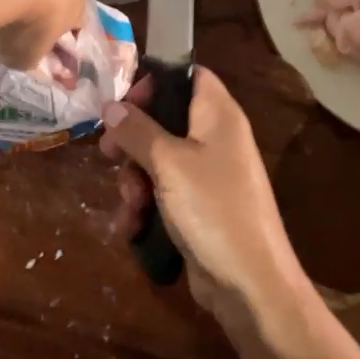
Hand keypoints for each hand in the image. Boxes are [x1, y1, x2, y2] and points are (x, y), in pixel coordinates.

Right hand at [100, 67, 311, 332]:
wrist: (250, 284)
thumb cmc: (213, 209)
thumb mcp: (168, 163)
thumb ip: (137, 130)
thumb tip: (112, 107)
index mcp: (218, 115)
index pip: (188, 74)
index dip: (155, 82)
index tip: (124, 104)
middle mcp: (216, 138)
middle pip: (164, 119)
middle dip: (132, 140)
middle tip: (109, 154)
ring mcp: (209, 175)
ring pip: (158, 159)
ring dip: (134, 179)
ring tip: (130, 204)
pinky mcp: (200, 208)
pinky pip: (164, 192)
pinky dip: (146, 205)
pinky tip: (133, 227)